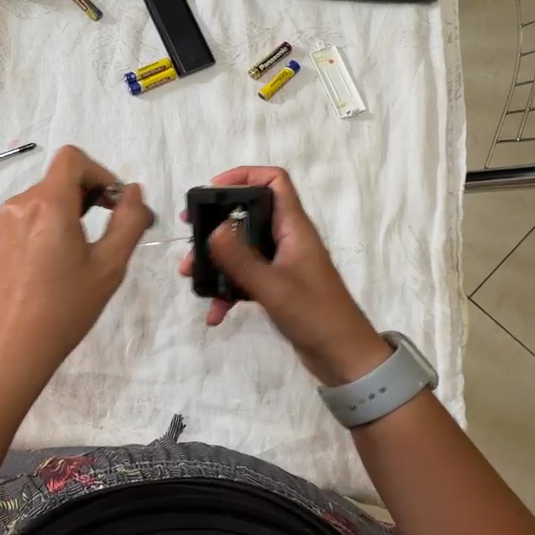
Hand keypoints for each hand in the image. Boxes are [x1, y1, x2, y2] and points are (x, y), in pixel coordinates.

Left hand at [0, 145, 151, 375]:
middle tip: (110, 228)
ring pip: (46, 196)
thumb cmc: (65, 306)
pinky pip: (30, 214)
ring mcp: (5, 220)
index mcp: (48, 203)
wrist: (13, 343)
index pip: (73, 159)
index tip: (114, 203)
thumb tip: (133, 191)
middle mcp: (22, 203)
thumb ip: (128, 221)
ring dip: (71, 209)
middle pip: (60, 177)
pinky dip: (51, 221)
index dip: (100, 172)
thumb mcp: (109, 265)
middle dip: (90, 193)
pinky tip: (60, 258)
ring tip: (86, 248)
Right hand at [181, 166, 390, 385]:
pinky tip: (215, 312)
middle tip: (189, 232)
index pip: (273, 181)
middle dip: (215, 224)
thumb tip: (213, 229)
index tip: (212, 189)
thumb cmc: (316, 315)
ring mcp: (281, 263)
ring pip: (241, 249)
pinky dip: (227, 291)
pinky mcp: (276, 286)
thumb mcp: (272, 286)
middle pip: (247, 215)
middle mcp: (287, 239)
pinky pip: (244, 278)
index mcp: (293, 228)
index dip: (243, 175)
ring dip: (215, 261)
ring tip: (190, 274)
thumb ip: (240, 257)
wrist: (345, 359)